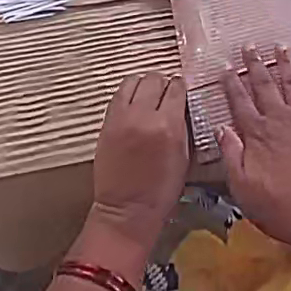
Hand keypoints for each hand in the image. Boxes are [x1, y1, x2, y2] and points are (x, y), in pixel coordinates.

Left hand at [89, 72, 189, 246]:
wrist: (126, 211)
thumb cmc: (161, 191)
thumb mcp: (183, 157)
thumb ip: (182, 125)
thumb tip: (180, 104)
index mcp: (168, 126)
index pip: (176, 88)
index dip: (180, 88)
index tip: (180, 92)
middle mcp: (144, 115)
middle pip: (154, 78)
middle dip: (162, 85)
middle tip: (164, 96)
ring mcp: (122, 117)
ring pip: (134, 80)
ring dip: (143, 86)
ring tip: (147, 98)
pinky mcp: (107, 121)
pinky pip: (119, 94)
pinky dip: (128, 93)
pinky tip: (133, 104)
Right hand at [218, 46, 290, 255]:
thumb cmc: (284, 207)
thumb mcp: (243, 188)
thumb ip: (230, 155)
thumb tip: (221, 129)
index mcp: (258, 133)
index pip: (239, 102)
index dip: (231, 84)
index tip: (226, 68)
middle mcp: (280, 118)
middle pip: (264, 85)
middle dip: (255, 64)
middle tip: (249, 46)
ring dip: (286, 64)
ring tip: (281, 46)